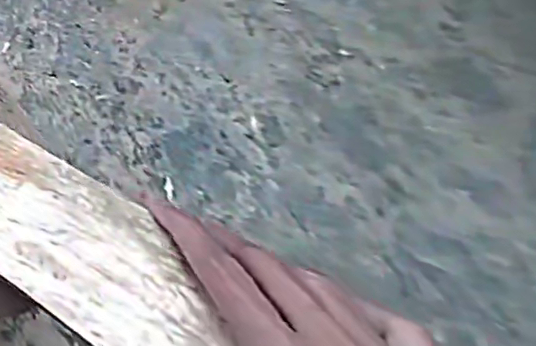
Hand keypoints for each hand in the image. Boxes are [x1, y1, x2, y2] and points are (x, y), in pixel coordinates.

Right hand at [147, 198, 434, 345]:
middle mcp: (327, 339)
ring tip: (244, 254)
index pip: (222, 274)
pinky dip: (346, 300)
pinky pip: (381, 317)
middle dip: (219, 237)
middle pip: (262, 265)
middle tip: (186, 222)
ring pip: (315, 282)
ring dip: (272, 263)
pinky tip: (333, 300)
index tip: (155, 203)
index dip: (184, 232)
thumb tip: (192, 329)